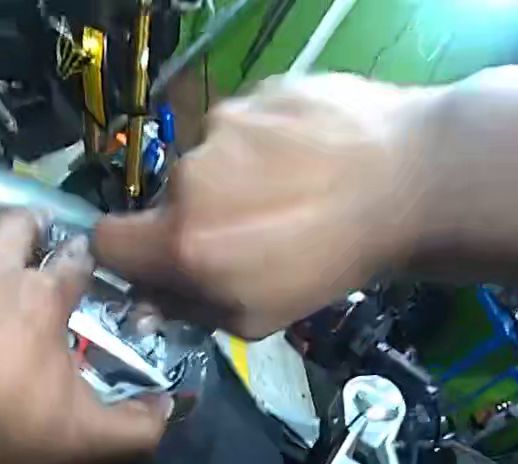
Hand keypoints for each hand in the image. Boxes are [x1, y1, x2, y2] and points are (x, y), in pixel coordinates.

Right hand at [94, 74, 433, 338]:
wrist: (413, 184)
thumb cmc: (325, 267)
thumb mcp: (249, 320)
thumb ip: (186, 309)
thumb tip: (148, 298)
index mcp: (180, 240)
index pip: (104, 239)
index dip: (119, 254)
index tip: (147, 259)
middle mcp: (188, 176)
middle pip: (160, 203)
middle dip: (186, 220)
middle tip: (241, 232)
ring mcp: (225, 124)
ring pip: (202, 162)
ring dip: (225, 181)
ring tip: (283, 192)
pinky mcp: (261, 90)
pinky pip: (239, 126)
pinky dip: (258, 145)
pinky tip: (301, 159)